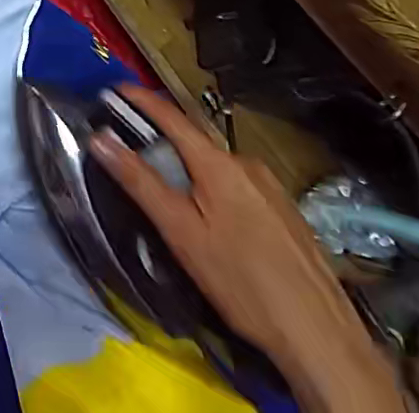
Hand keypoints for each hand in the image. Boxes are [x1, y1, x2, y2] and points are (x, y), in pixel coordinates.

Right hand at [89, 86, 403, 412]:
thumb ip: (141, 183)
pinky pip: (238, 186)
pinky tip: (214, 226)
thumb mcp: (182, 233)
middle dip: (164, 144)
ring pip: (217, 167)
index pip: (172, 117)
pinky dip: (215, 191)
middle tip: (136, 159)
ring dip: (191, 172)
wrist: (316, 329)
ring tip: (174, 204)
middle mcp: (246, 163)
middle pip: (195, 142)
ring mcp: (269, 185)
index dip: (142, 100)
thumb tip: (103, 140)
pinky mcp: (282, 208)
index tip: (118, 89)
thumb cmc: (241, 283)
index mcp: (218, 163)